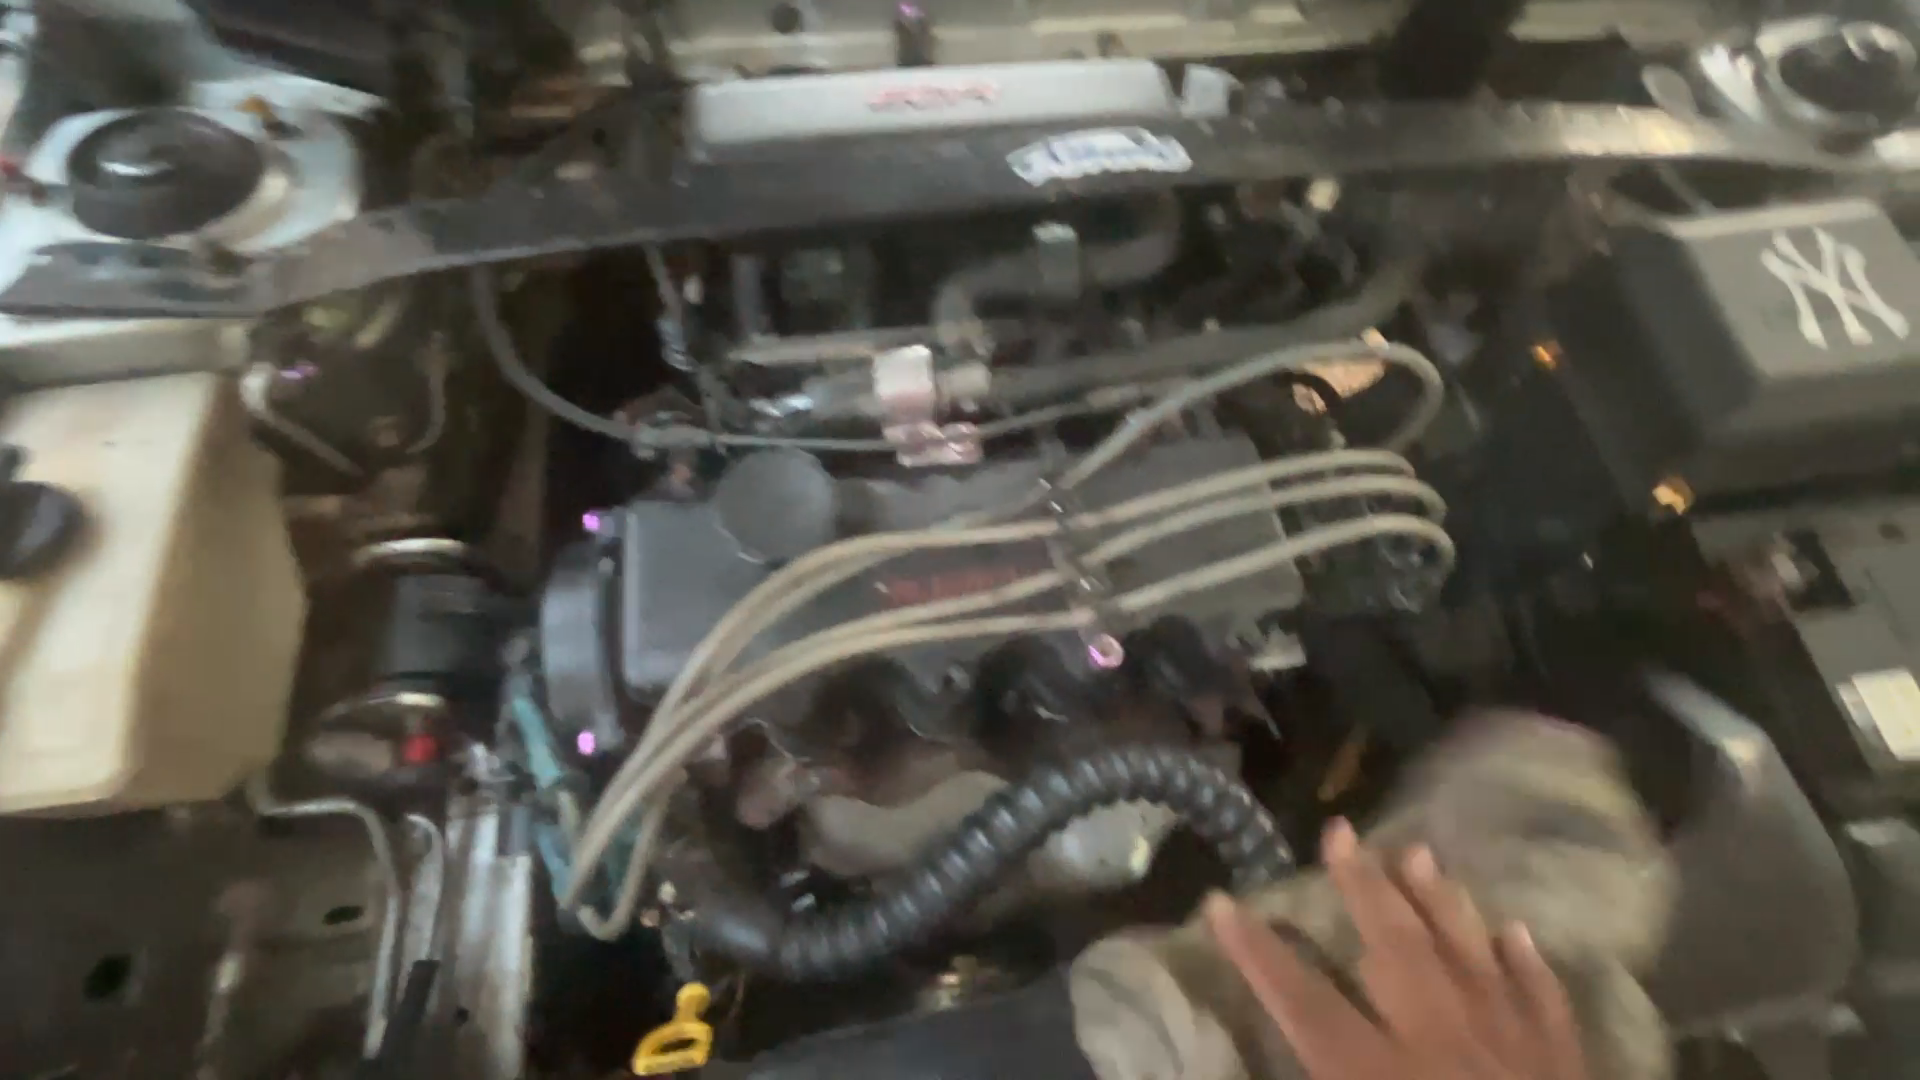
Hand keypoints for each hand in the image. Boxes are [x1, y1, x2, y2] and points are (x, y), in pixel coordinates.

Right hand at [1205, 820, 1589, 1079]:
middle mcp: (1445, 1055)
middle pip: (1397, 953)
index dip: (1257, 953)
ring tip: (1420, 855)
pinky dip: (1531, 969)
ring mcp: (1515, 1062)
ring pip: (1473, 962)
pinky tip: (1518, 932)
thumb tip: (1244, 1072)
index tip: (1220, 903)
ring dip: (1444, 905)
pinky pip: (1548, 1011)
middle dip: (1364, 889)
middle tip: (1341, 831)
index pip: (1305, 1003)